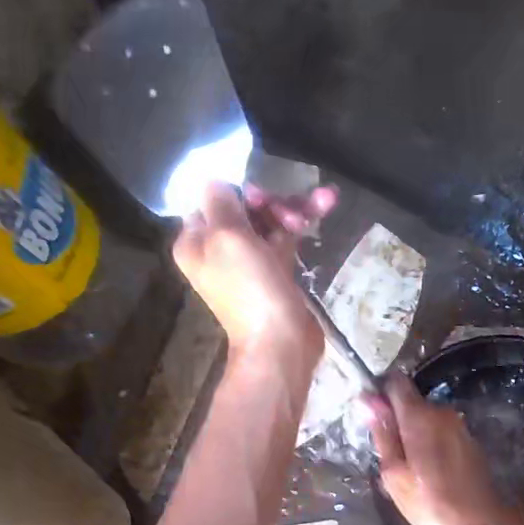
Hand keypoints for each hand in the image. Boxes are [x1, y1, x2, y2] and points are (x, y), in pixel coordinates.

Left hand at [171, 182, 335, 368]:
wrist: (280, 344)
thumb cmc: (250, 290)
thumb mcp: (227, 237)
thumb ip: (221, 202)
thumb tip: (216, 179)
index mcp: (196, 241)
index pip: (211, 199)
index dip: (238, 189)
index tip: (260, 194)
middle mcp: (219, 249)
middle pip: (245, 207)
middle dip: (272, 201)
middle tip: (289, 213)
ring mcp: (250, 261)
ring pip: (270, 220)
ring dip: (295, 207)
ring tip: (324, 200)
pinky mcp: (278, 271)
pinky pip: (288, 237)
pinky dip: (305, 221)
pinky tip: (327, 202)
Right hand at [367, 377, 523, 524]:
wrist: (481, 524)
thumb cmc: (430, 503)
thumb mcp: (394, 474)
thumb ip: (382, 433)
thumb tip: (367, 400)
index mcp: (420, 417)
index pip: (396, 382)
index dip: (380, 394)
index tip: (373, 419)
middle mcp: (441, 412)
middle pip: (410, 403)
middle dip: (396, 423)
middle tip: (390, 459)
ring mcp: (458, 425)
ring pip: (424, 419)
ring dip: (413, 437)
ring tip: (409, 472)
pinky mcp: (468, 439)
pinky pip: (439, 432)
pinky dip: (429, 445)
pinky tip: (429, 474)